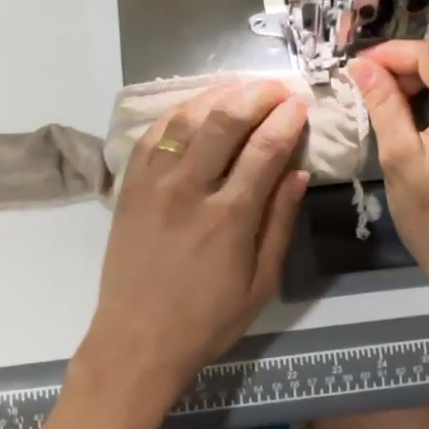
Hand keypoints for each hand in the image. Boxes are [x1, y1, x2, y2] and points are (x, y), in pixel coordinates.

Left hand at [80, 80, 309, 400]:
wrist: (137, 340)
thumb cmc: (207, 320)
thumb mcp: (261, 283)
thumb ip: (280, 223)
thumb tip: (299, 172)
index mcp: (228, 217)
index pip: (264, 149)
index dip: (286, 120)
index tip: (300, 105)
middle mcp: (188, 190)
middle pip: (224, 121)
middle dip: (256, 95)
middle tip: (276, 89)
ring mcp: (152, 184)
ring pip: (185, 119)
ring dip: (217, 94)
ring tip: (241, 88)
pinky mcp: (128, 187)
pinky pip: (152, 135)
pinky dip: (177, 114)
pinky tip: (195, 108)